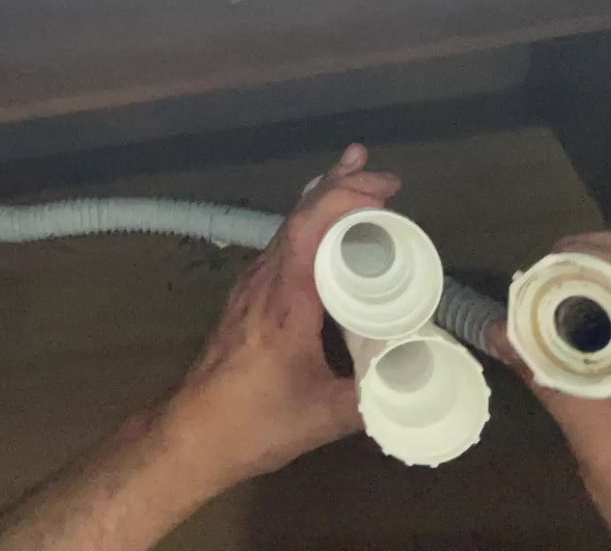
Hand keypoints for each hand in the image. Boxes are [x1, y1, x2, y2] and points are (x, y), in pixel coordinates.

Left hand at [160, 143, 399, 489]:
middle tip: (386, 179)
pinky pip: (285, 242)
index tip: (387, 195)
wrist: (193, 431)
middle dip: (344, 186)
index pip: (312, 224)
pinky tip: (327, 228)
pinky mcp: (250, 292)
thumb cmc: (256, 420)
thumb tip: (417, 376)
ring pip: (291, 224)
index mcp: (286, 295)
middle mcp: (266, 276)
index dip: (348, 198)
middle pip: (302, 213)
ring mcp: (254, 281)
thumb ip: (376, 397)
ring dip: (326, 199)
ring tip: (360, 180)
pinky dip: (312, 223)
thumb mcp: (326, 416)